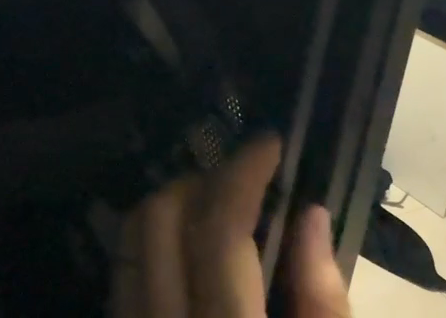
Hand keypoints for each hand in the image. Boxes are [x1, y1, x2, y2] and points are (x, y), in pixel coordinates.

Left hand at [109, 136, 351, 316]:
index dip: (244, 175)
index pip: (219, 232)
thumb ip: (322, 303)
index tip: (271, 144)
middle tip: (246, 180)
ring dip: (172, 206)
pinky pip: (123, 270)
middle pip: (160, 219)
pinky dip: (152, 242)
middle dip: (202, 182)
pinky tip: (191, 250)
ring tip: (219, 208)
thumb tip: (308, 214)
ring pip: (130, 238)